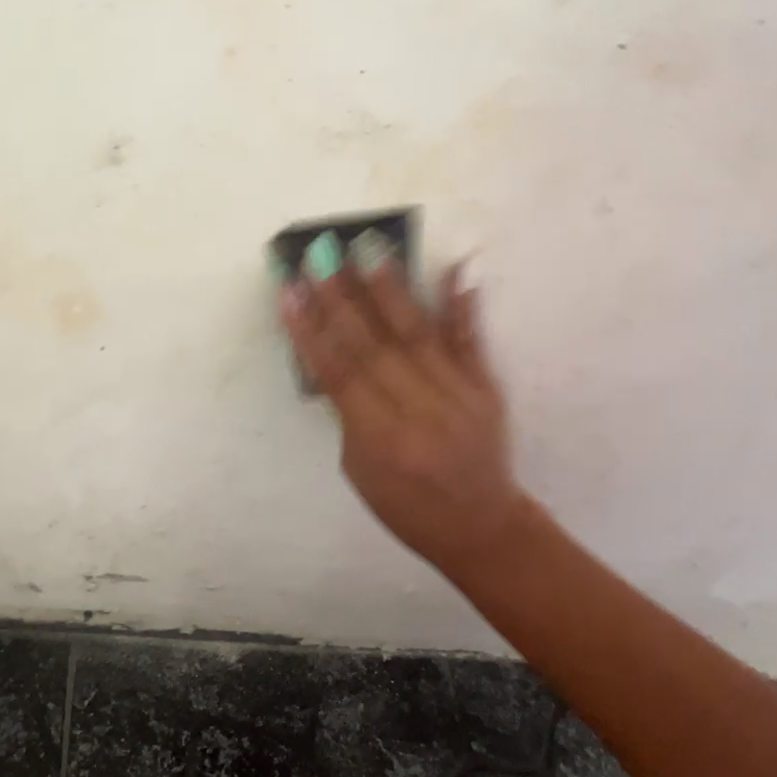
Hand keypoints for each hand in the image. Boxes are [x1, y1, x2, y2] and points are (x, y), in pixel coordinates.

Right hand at [280, 241, 527, 566]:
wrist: (481, 527)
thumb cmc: (406, 507)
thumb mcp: (359, 471)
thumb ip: (350, 414)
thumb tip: (338, 360)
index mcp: (380, 438)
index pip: (338, 372)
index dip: (310, 329)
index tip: (289, 291)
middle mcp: (419, 411)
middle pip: (372, 345)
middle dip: (341, 298)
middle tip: (321, 257)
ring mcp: (458, 395)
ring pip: (417, 333)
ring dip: (390, 289)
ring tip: (370, 249)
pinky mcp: (486, 388)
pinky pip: (470, 341)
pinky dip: (460, 304)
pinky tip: (454, 269)